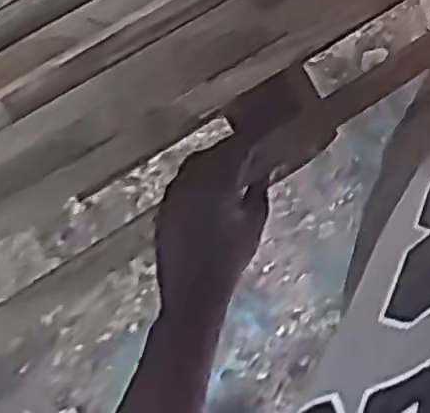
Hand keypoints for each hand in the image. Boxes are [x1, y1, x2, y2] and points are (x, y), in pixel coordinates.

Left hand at [155, 134, 268, 321]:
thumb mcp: (255, 218)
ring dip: (214, 161)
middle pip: (213, 153)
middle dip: (232, 148)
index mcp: (216, 181)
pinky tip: (213, 187)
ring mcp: (173, 197)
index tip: (264, 136)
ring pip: (195, 165)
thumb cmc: (232, 255)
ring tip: (233, 167)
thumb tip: (265, 168)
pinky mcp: (164, 211)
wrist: (193, 293)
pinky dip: (200, 178)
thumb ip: (258, 188)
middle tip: (251, 149)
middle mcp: (190, 182)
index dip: (251, 140)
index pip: (236, 148)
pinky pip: (184, 182)